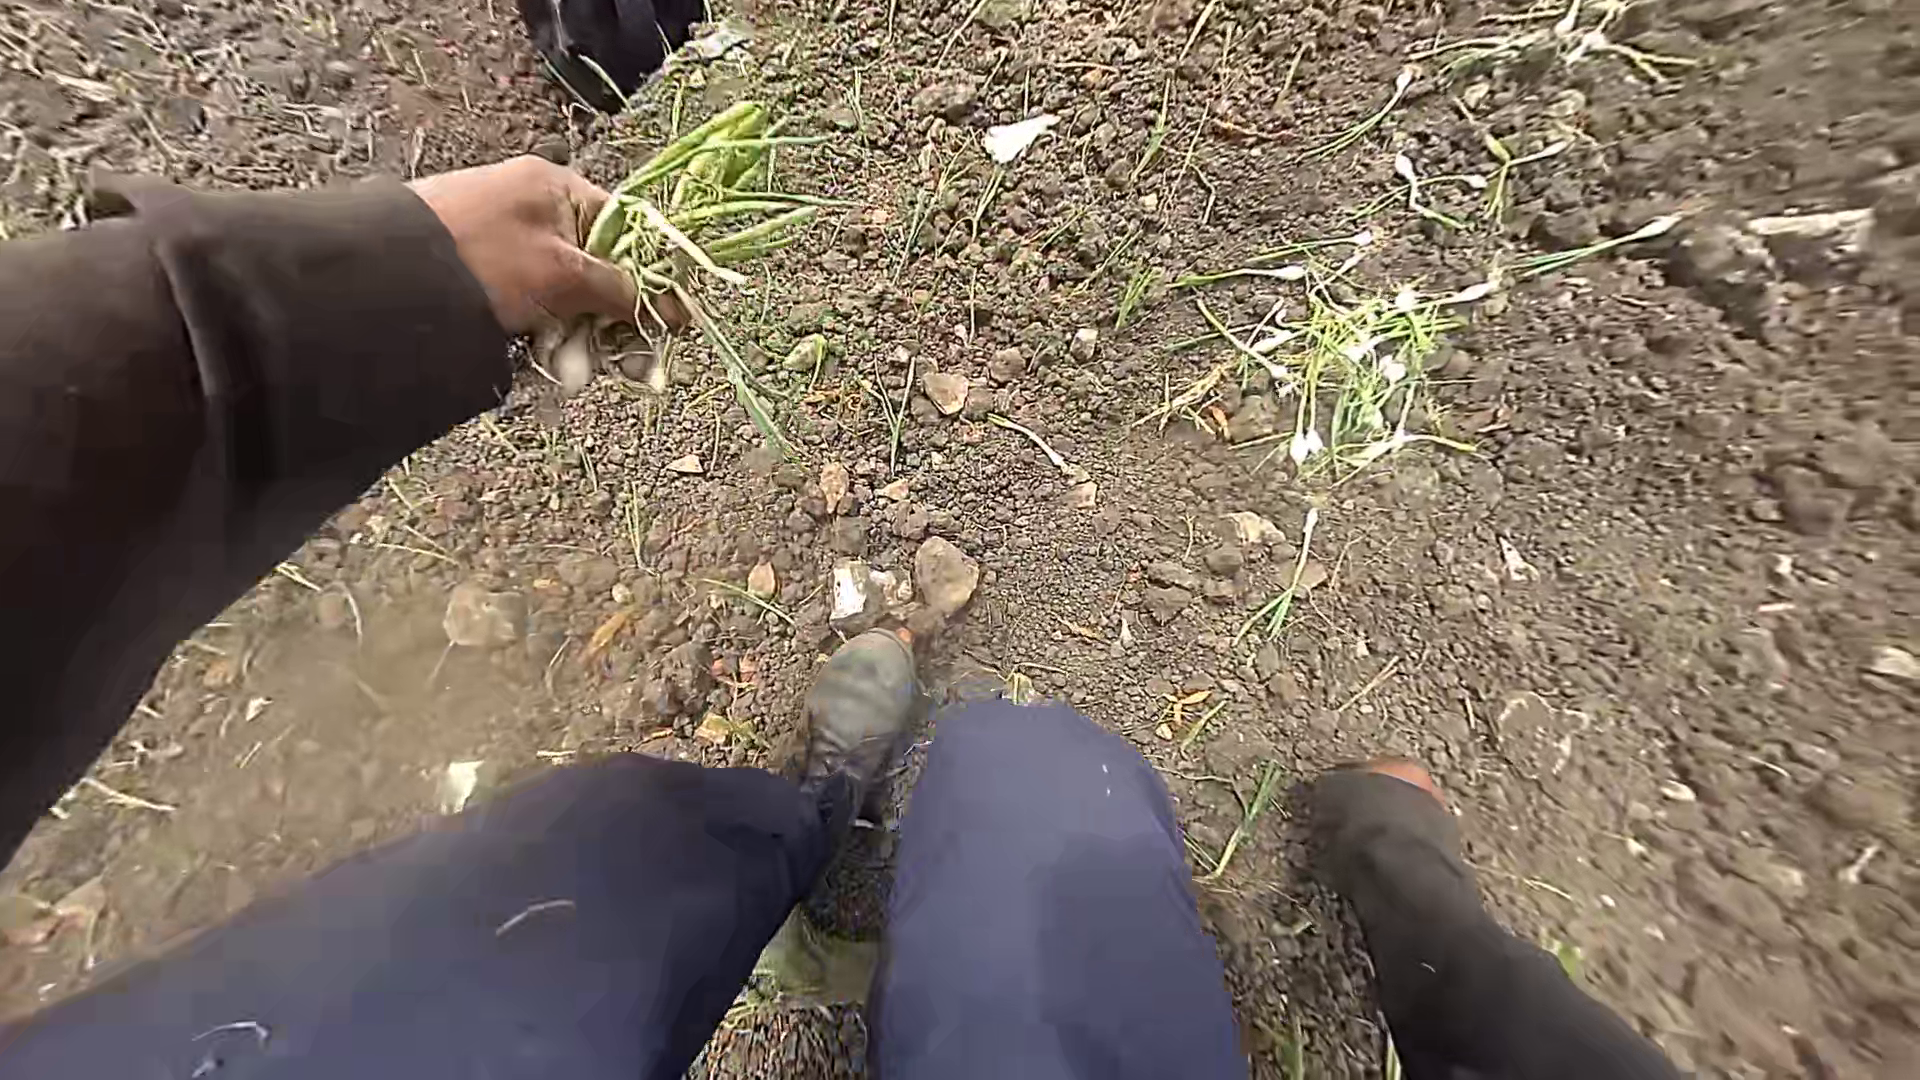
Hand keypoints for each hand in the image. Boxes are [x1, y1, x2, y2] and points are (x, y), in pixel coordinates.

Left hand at [408, 156, 681, 333]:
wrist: (386, 283)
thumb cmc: (484, 259)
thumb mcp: (568, 273)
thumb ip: (628, 291)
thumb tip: (678, 311)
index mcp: (560, 192)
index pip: (634, 234)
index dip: (657, 278)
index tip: (674, 319)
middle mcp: (545, 215)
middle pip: (611, 272)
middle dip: (623, 319)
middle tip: (633, 357)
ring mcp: (523, 249)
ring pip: (584, 299)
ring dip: (592, 335)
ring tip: (582, 362)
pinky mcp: (506, 281)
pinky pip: (554, 312)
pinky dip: (561, 337)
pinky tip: (558, 357)